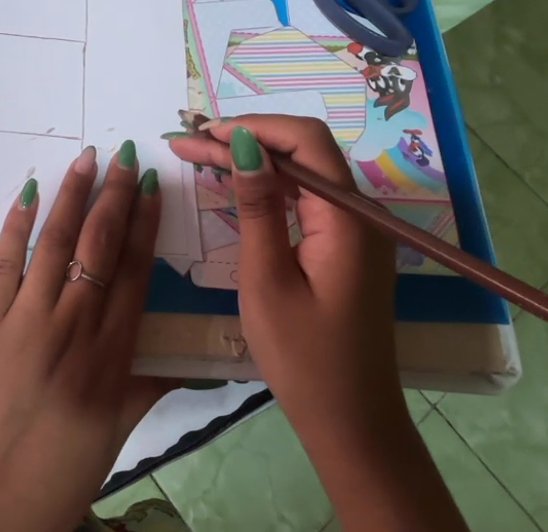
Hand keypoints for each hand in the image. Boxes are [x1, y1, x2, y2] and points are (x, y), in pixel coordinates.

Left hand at [0, 144, 173, 531]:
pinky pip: (3, 261)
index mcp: (110, 355)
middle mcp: (72, 327)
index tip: (151, 186)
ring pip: (55, 243)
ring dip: (71, 196)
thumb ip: (152, 383)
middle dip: (114, 196)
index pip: (134, 272)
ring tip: (86, 158)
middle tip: (125, 155)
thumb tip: (193, 358)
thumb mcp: (117, 430)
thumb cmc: (58, 471)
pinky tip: (29, 192)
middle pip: (99, 247)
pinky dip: (16, 224)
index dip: (144, 224)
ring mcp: (24, 320)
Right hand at [167, 116, 400, 446]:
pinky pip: (306, 195)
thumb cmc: (303, 358)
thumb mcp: (267, 279)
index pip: (304, 141)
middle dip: (246, 137)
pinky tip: (234, 182)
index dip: (252, 126)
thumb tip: (241, 142)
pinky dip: (269, 183)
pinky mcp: (344, 244)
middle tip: (188, 142)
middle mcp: (359, 212)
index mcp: (346, 218)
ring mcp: (354, 228)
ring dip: (253, 157)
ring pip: (302, 169)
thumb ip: (256, 206)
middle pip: (304, 149)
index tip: (201, 134)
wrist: (351, 422)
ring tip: (198, 153)